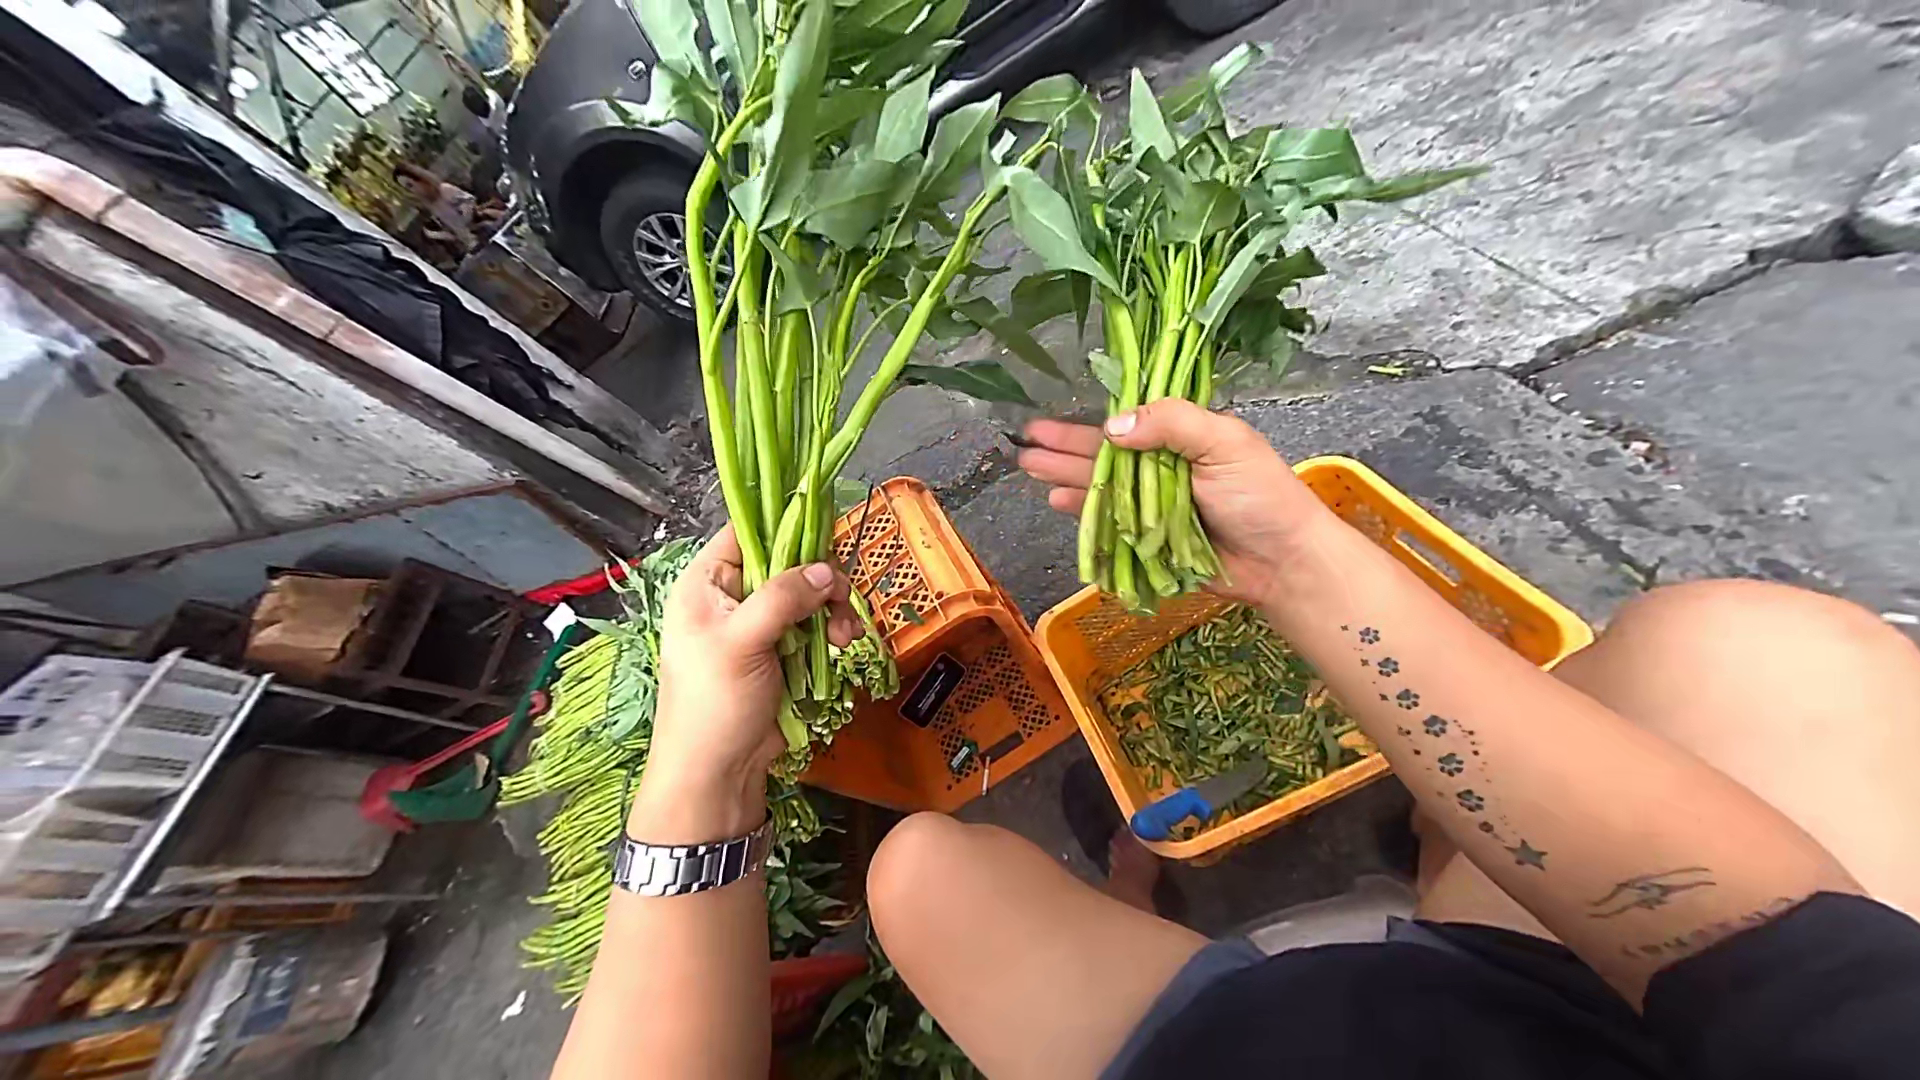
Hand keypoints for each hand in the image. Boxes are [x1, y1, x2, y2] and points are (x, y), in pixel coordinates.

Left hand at [632, 526, 856, 841]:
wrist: (719, 771)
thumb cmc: (713, 704)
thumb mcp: (741, 642)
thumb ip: (783, 598)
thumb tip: (827, 570)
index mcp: (707, 583)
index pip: (746, 531)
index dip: (784, 524)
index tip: (824, 530)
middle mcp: (733, 595)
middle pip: (787, 561)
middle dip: (819, 579)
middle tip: (840, 599)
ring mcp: (760, 622)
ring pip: (808, 593)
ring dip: (832, 609)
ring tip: (842, 635)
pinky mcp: (782, 647)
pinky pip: (815, 623)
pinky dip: (832, 630)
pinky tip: (841, 644)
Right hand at [1017, 399, 1336, 609]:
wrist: (1280, 562)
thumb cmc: (1260, 496)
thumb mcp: (1223, 443)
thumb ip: (1171, 424)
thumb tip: (1111, 427)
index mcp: (1180, 435)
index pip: (1125, 421)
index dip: (1087, 418)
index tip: (1052, 417)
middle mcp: (1160, 466)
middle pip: (1102, 453)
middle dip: (1062, 446)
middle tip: (1024, 441)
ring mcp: (1151, 503)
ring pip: (1099, 484)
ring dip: (1063, 474)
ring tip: (1029, 465)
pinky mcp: (1146, 536)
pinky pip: (1107, 519)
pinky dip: (1083, 510)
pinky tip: (1057, 500)